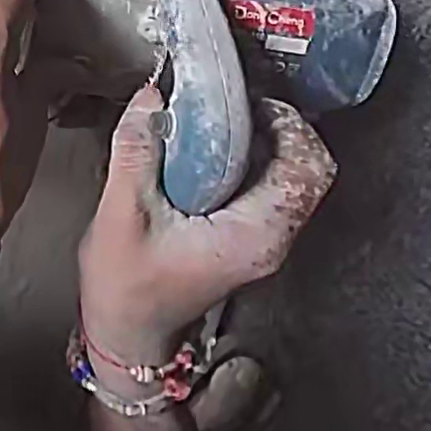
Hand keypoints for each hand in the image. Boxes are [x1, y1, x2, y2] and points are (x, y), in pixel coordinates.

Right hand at [78, 86, 334, 365]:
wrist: (126, 332)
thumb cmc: (125, 287)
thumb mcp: (122, 214)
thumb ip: (136, 152)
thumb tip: (149, 98)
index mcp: (255, 236)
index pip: (308, 171)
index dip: (291, 125)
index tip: (252, 101)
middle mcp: (269, 240)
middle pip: (307, 172)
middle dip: (280, 128)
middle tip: (238, 104)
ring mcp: (258, 242)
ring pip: (289, 179)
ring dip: (264, 142)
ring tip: (222, 118)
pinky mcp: (241, 239)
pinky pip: (265, 190)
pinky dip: (248, 160)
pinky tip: (209, 148)